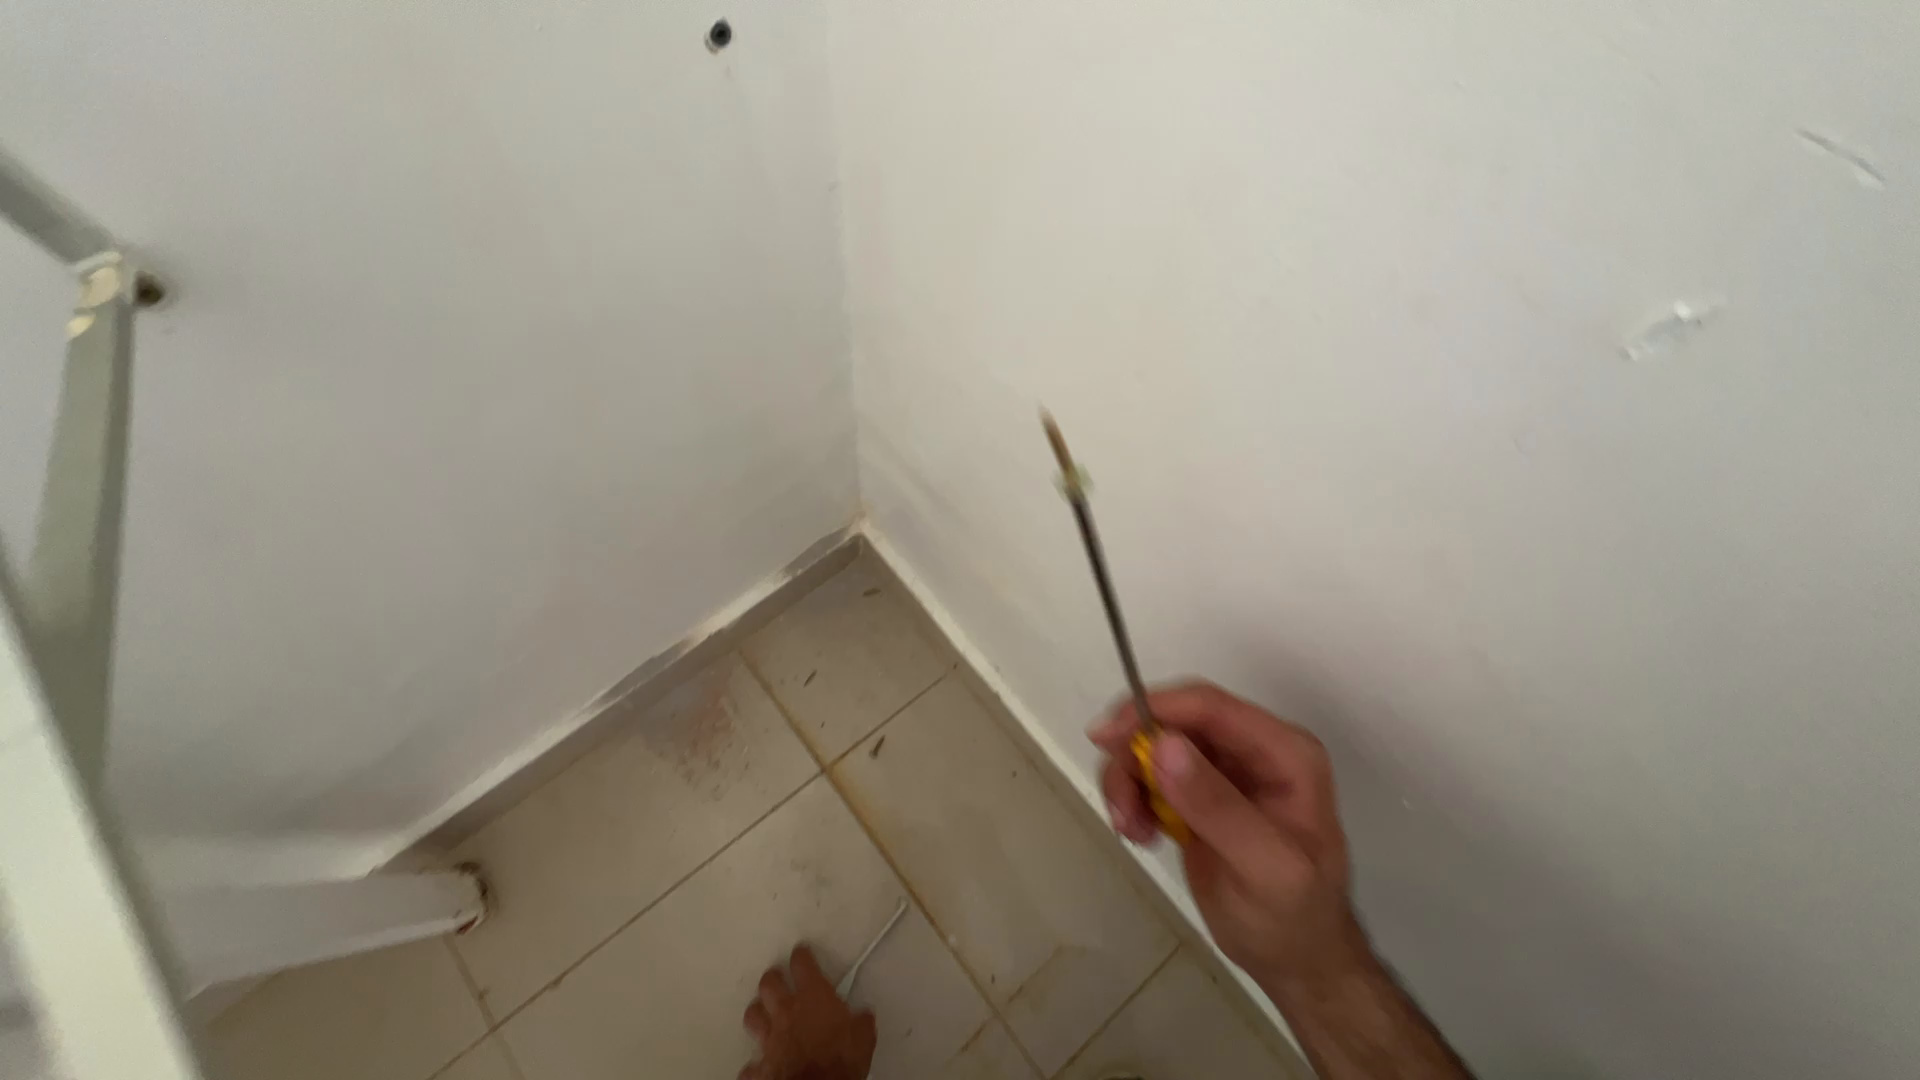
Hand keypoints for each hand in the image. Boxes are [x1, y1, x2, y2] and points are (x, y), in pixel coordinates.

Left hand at [739, 945, 876, 1079]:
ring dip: (757, 1012)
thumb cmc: (839, 1060)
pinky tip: (757, 1063)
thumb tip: (864, 1017)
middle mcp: (788, 1011)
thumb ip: (861, 1021)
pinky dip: (754, 1063)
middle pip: (770, 984)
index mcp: (814, 997)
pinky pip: (751, 1064)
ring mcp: (771, 1038)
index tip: (801, 952)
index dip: (801, 956)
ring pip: (754, 1015)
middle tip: (776, 977)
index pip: (802, 964)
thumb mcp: (862, 1037)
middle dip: (772, 978)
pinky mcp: (762, 1066)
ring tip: (760, 1011)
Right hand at [1090, 681, 1367, 988]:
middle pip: (1173, 721)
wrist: (1293, 961)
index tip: (1107, 738)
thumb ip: (1216, 807)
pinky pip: (1149, 771)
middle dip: (1134, 754)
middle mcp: (1252, 748)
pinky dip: (1132, 796)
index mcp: (1283, 751)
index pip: (1209, 706)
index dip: (1154, 711)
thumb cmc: (1292, 917)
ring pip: (1153, 744)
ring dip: (1128, 781)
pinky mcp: (1197, 791)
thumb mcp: (1264, 867)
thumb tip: (1163, 746)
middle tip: (1118, 807)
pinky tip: (1141, 834)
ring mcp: (1223, 769)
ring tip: (1130, 830)